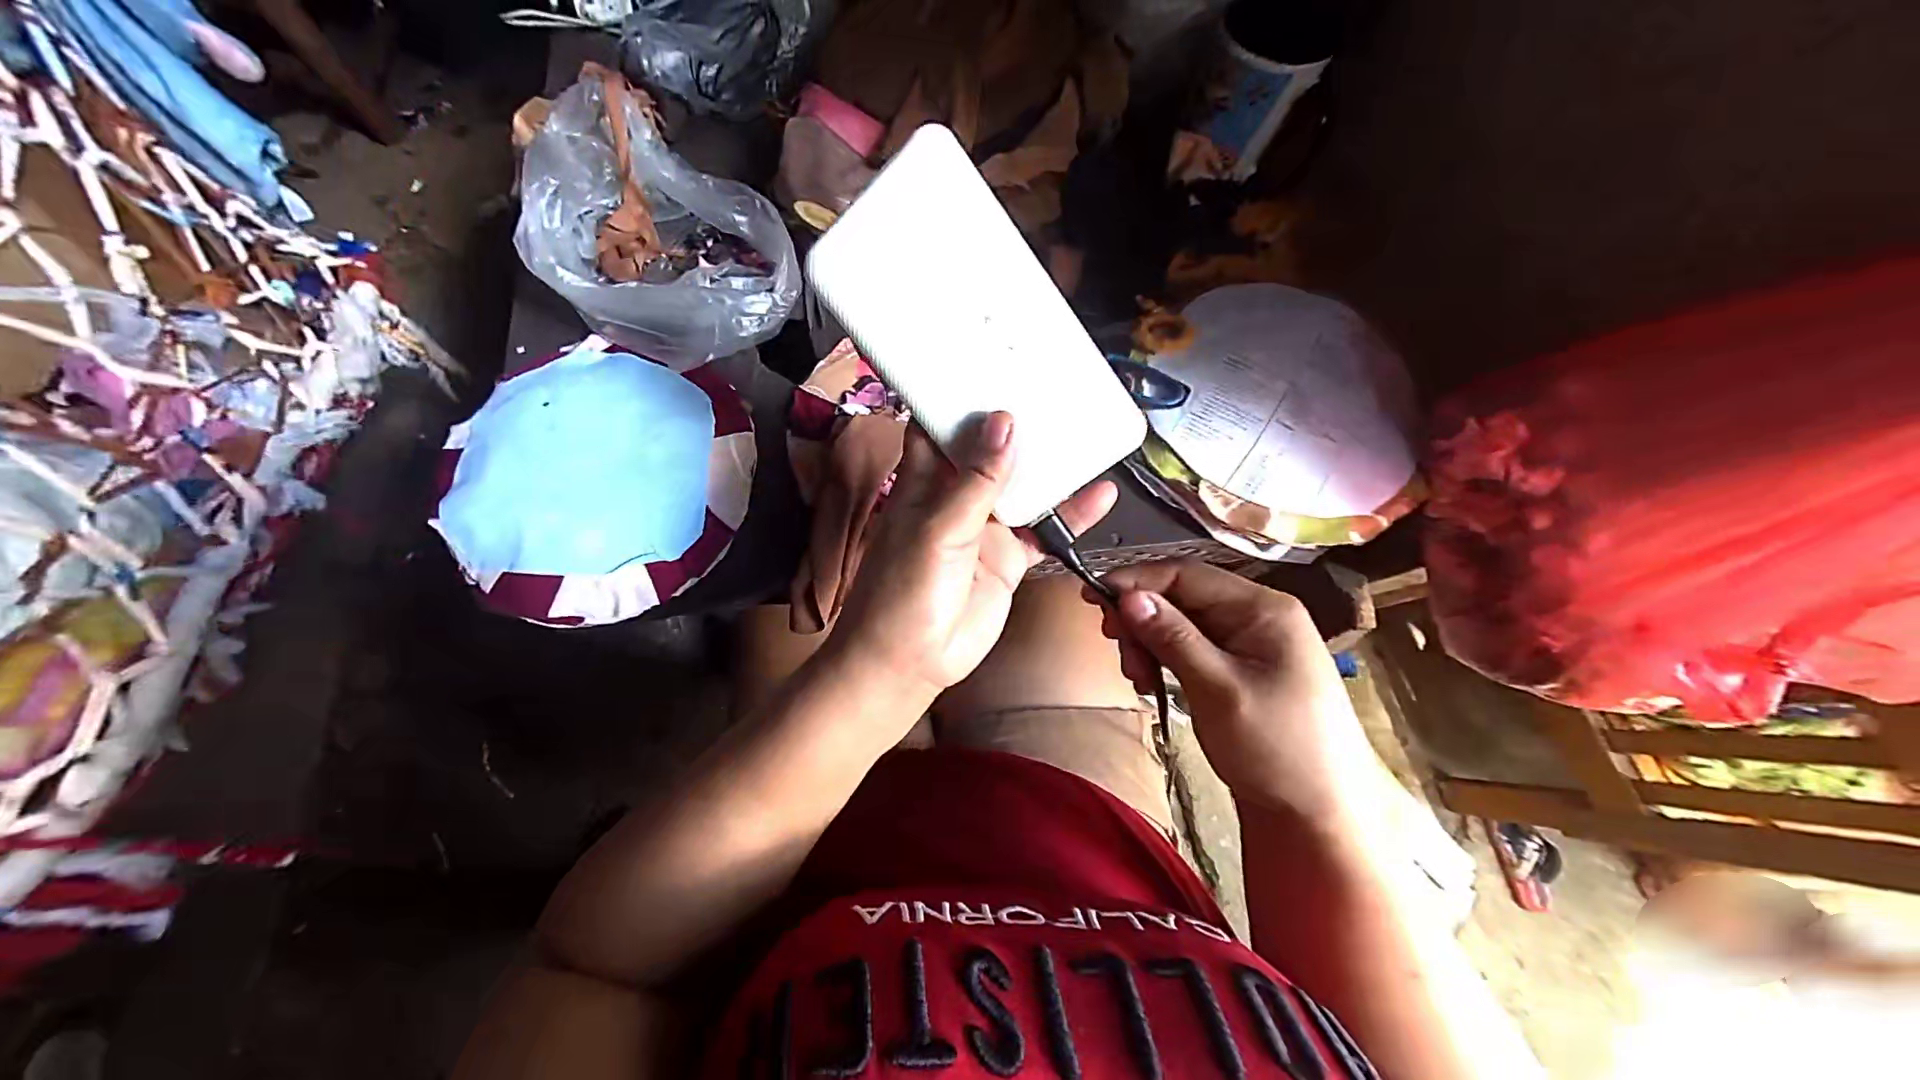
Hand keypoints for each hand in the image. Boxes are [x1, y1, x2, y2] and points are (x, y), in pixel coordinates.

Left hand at [829, 412, 1115, 705]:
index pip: (938, 425)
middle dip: (1016, 423)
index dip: (958, 395)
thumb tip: (1003, 423)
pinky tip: (1098, 496)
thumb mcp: (937, 530)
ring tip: (1084, 431)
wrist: (911, 663)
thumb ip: (974, 482)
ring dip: (1049, 466)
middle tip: (1052, 385)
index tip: (988, 362)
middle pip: (988, 450)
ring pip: (1022, 487)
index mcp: (922, 481)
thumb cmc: (901, 595)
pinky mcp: (1007, 559)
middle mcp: (954, 498)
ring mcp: (984, 528)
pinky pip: (1044, 531)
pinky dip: (1070, 516)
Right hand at [1093, 560, 1377, 826]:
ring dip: (1149, 643)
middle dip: (1142, 619)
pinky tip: (1152, 684)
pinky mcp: (1239, 670)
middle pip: (1182, 597)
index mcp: (1263, 608)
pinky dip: (1164, 660)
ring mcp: (1249, 644)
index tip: (1093, 599)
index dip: (1136, 582)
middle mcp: (1257, 616)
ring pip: (1181, 624)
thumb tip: (1127, 596)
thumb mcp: (1218, 690)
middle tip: (1118, 652)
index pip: (1186, 574)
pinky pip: (1191, 648)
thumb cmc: (1277, 748)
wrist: (1320, 815)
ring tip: (1138, 678)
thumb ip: (1172, 638)